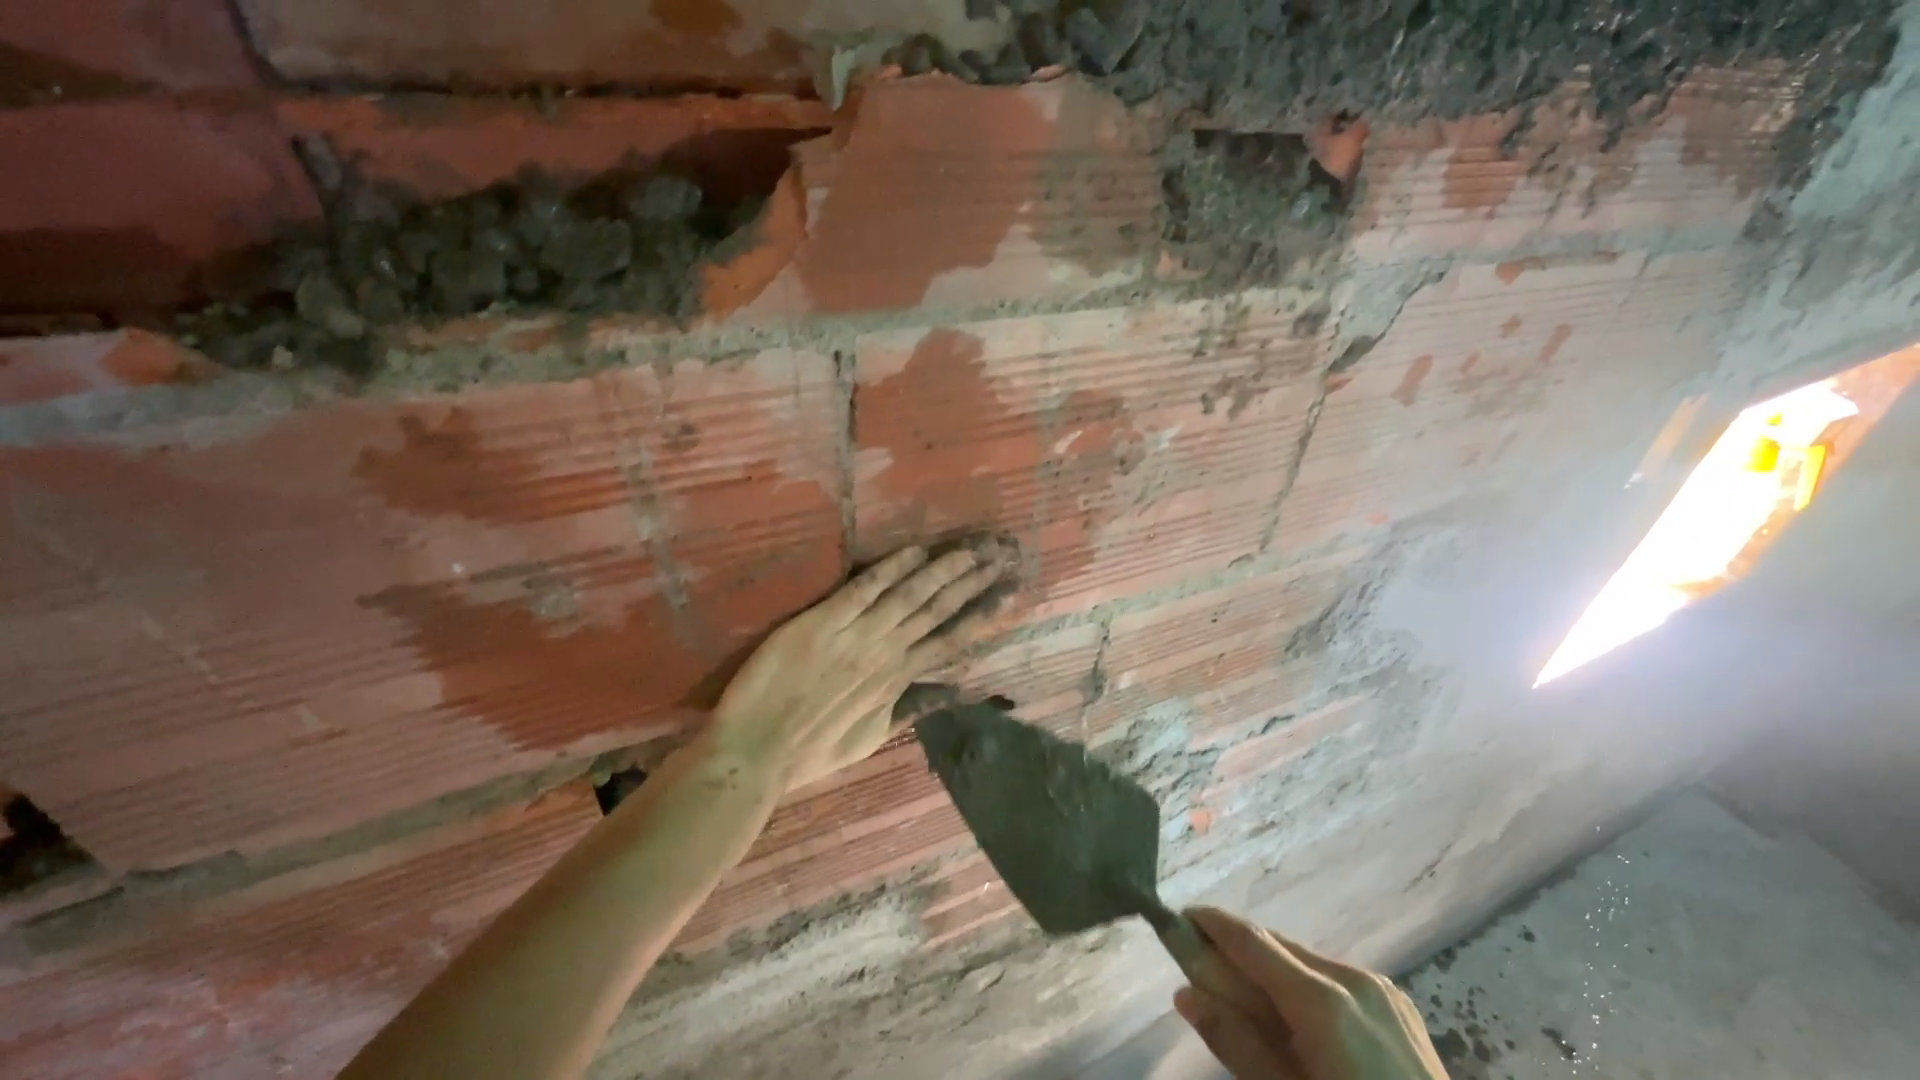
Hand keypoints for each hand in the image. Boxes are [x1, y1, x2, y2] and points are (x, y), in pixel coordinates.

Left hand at [701, 545, 1007, 791]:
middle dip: (972, 582)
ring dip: (943, 571)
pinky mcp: (822, 623)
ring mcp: (855, 636)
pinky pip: (862, 591)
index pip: (949, 640)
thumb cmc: (811, 750)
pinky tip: (914, 551)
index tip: (1010, 593)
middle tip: (1003, 555)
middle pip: (937, 610)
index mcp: (897, 679)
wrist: (757, 751)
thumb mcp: (871, 737)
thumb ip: (911, 709)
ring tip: (972, 549)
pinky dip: (889, 571)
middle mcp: (885, 653)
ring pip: (909, 597)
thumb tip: (954, 692)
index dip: (982, 615)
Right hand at [1174, 908, 1448, 1079]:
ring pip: (1306, 963)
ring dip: (1270, 973)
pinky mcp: (1399, 1006)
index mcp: (1323, 1001)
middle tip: (1203, 979)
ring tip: (1251, 1013)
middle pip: (1277, 947)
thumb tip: (1185, 994)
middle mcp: (1353, 978)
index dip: (1210, 925)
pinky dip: (1304, 989)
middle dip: (1236, 954)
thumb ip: (1236, 1043)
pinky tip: (1297, 1027)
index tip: (1175, 918)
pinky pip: (1335, 981)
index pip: (1251, 941)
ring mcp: (1382, 990)